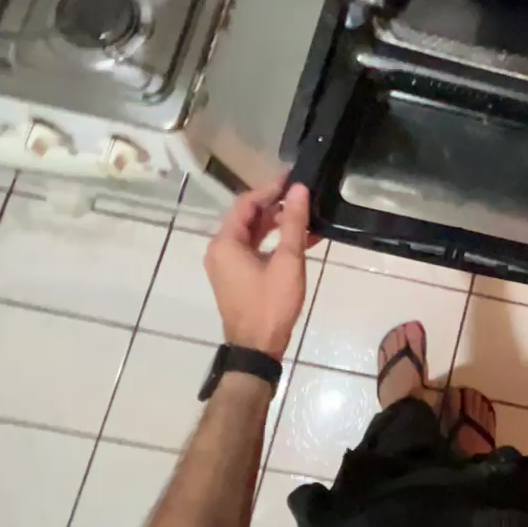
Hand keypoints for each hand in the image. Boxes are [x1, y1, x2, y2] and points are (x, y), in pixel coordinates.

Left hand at [204, 177, 312, 355]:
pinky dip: (274, 242)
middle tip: (303, 195)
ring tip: (306, 215)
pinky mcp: (238, 277)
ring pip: (253, 234)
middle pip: (248, 217)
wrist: (258, 347)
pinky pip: (255, 250)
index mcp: (225, 243)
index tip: (294, 179)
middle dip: (276, 205)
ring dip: (278, 223)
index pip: (246, 204)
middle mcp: (221, 250)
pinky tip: (301, 240)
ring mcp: (228, 265)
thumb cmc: (271, 303)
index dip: (270, 189)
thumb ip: (293, 223)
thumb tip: (299, 189)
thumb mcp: (287, 260)